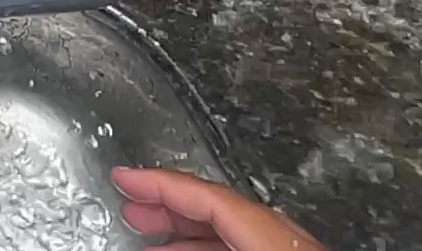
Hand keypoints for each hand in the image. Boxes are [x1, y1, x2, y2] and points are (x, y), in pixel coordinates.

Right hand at [112, 167, 327, 250]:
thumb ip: (190, 246)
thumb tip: (144, 243)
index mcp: (280, 238)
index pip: (211, 195)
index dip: (159, 182)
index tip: (122, 177)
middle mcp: (293, 240)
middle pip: (222, 205)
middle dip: (169, 202)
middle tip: (130, 204)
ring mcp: (299, 250)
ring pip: (236, 228)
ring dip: (188, 229)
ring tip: (151, 239)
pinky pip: (248, 246)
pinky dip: (214, 246)